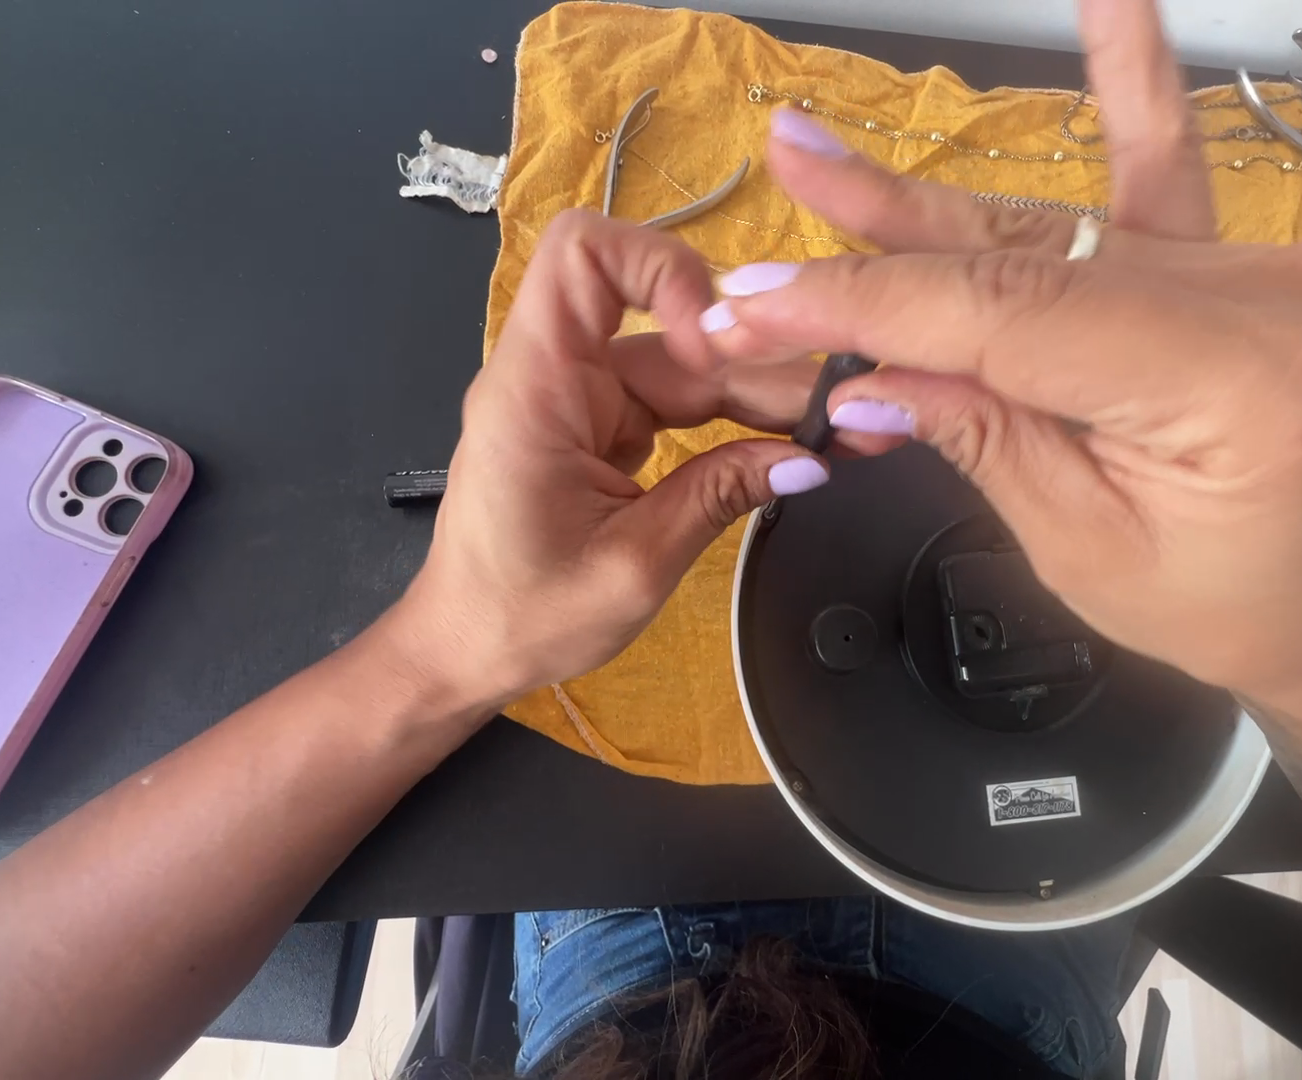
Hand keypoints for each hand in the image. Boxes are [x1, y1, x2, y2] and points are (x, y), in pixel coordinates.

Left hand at [387, 211, 844, 712]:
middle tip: (835, 412)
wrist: (467, 650)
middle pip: (666, 331)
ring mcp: (584, 404)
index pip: (586, 256)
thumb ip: (719, 497)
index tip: (722, 348)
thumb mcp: (636, 564)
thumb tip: (809, 461)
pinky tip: (784, 447)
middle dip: (753, 367)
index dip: (663, 270)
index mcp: (538, 389)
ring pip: (684, 371)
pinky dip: (730, 425)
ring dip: (755, 399)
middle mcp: (560, 377)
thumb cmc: (526, 615)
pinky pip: (676, 408)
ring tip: (830, 432)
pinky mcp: (603, 432)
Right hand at [701, 0, 1301, 696]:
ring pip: (1055, 229)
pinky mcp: (1241, 268)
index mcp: (1242, 389)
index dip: (878, 302)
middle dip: (880, 252)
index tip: (765, 298)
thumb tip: (861, 378)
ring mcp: (1263, 270)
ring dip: (932, 200)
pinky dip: (1135, 87)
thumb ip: (978, 435)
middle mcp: (1269, 302)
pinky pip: (1172, 175)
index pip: (1013, 315)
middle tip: (775, 190)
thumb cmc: (1198, 600)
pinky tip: (1111, 4)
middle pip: (1025, 259)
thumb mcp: (1073, 541)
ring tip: (820, 151)